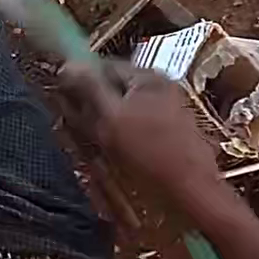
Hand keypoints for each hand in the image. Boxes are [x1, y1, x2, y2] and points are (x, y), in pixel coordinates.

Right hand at [64, 64, 232, 215]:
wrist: (193, 193)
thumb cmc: (150, 153)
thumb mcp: (111, 118)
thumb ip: (89, 89)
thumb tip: (67, 65)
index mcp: (148, 76)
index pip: (104, 65)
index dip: (81, 80)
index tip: (65, 100)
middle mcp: (162, 86)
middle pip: (115, 87)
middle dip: (94, 104)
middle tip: (80, 125)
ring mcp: (170, 108)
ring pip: (125, 108)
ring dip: (107, 122)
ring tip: (100, 143)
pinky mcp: (172, 132)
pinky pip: (138, 125)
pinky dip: (124, 135)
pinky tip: (119, 154)